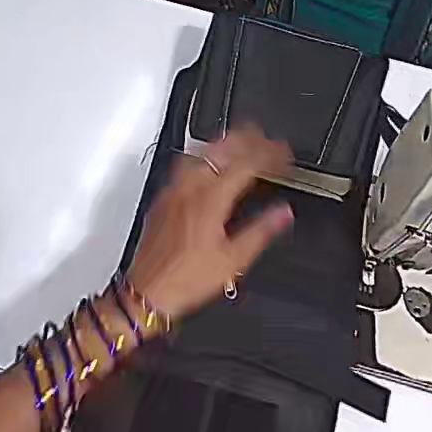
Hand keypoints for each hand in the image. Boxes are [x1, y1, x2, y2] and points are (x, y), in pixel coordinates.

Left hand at [125, 127, 294, 319]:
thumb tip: (284, 213)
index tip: (284, 155)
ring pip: (200, 152)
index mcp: (210, 201)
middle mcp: (190, 189)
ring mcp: (174, 191)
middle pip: (221, 148)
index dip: (269, 155)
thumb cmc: (185, 280)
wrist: (147, 292)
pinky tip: (210, 163)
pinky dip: (204, 156)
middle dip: (247, 138)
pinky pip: (185, 164)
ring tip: (241, 142)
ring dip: (224, 143)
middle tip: (266, 139)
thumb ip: (261, 230)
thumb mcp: (234, 260)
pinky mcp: (164, 198)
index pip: (246, 164)